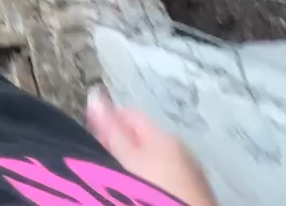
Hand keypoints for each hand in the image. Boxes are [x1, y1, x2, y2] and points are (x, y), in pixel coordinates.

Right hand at [85, 89, 218, 205]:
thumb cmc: (152, 184)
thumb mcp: (124, 155)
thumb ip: (108, 126)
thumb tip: (93, 94)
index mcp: (162, 134)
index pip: (128, 113)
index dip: (106, 117)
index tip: (90, 131)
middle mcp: (179, 146)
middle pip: (142, 135)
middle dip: (120, 141)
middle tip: (101, 154)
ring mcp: (190, 169)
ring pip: (153, 155)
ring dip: (135, 159)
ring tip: (118, 172)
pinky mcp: (195, 190)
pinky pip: (165, 172)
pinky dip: (151, 174)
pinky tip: (141, 185)